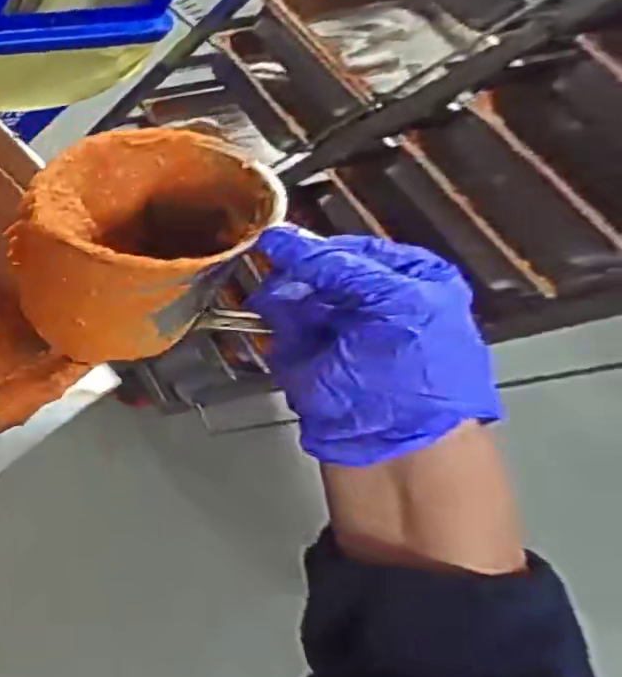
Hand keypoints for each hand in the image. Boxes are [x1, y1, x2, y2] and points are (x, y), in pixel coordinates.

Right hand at [247, 227, 501, 466]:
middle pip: (314, 267)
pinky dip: (264, 316)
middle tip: (271, 275)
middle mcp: (365, 295)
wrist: (383, 437)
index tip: (273, 242)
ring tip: (272, 305)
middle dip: (291, 271)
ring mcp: (327, 322)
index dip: (316, 246)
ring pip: (288, 291)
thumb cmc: (412, 371)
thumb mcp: (396, 305)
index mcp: (407, 278)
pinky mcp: (295, 345)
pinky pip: (274, 319)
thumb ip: (342, 269)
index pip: (351, 248)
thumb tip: (283, 239)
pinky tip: (265, 318)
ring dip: (275, 295)